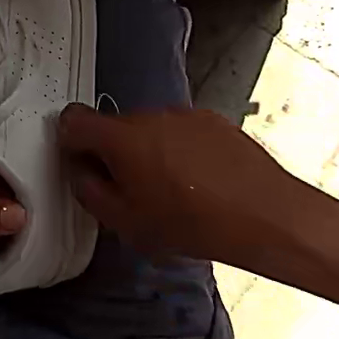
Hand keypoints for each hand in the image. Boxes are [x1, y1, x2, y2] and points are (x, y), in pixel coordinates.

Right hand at [57, 103, 322, 267]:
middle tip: (128, 189)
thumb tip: (81, 173)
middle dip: (112, 152)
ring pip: (146, 129)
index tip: (81, 162)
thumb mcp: (124, 221)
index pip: (74, 119)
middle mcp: (149, 116)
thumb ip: (88, 191)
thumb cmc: (193, 223)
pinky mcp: (213, 120)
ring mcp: (183, 115)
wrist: (268, 217)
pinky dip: (177, 150)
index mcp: (120, 138)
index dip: (70, 141)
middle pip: (113, 126)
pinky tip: (196, 181)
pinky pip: (178, 131)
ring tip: (168, 189)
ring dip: (146, 151)